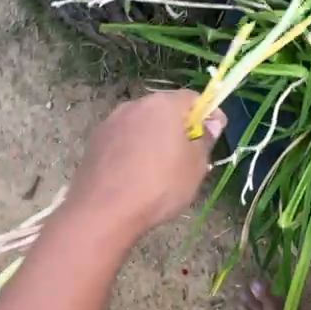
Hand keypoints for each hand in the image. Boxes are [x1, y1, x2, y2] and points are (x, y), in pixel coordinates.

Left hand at [61, 91, 225, 238]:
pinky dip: (133, 147)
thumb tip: (211, 123)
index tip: (215, 132)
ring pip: (142, 123)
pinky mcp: (95, 139)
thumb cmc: (159, 187)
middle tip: (189, 152)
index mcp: (164, 105)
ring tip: (160, 166)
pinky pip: (123, 137)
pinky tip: (135, 172)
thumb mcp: (195, 167)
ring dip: (154, 136)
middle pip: (165, 108)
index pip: (193, 98)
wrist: (103, 211)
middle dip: (179, 125)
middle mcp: (136, 105)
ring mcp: (111, 121)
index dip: (208, 113)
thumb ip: (205, 140)